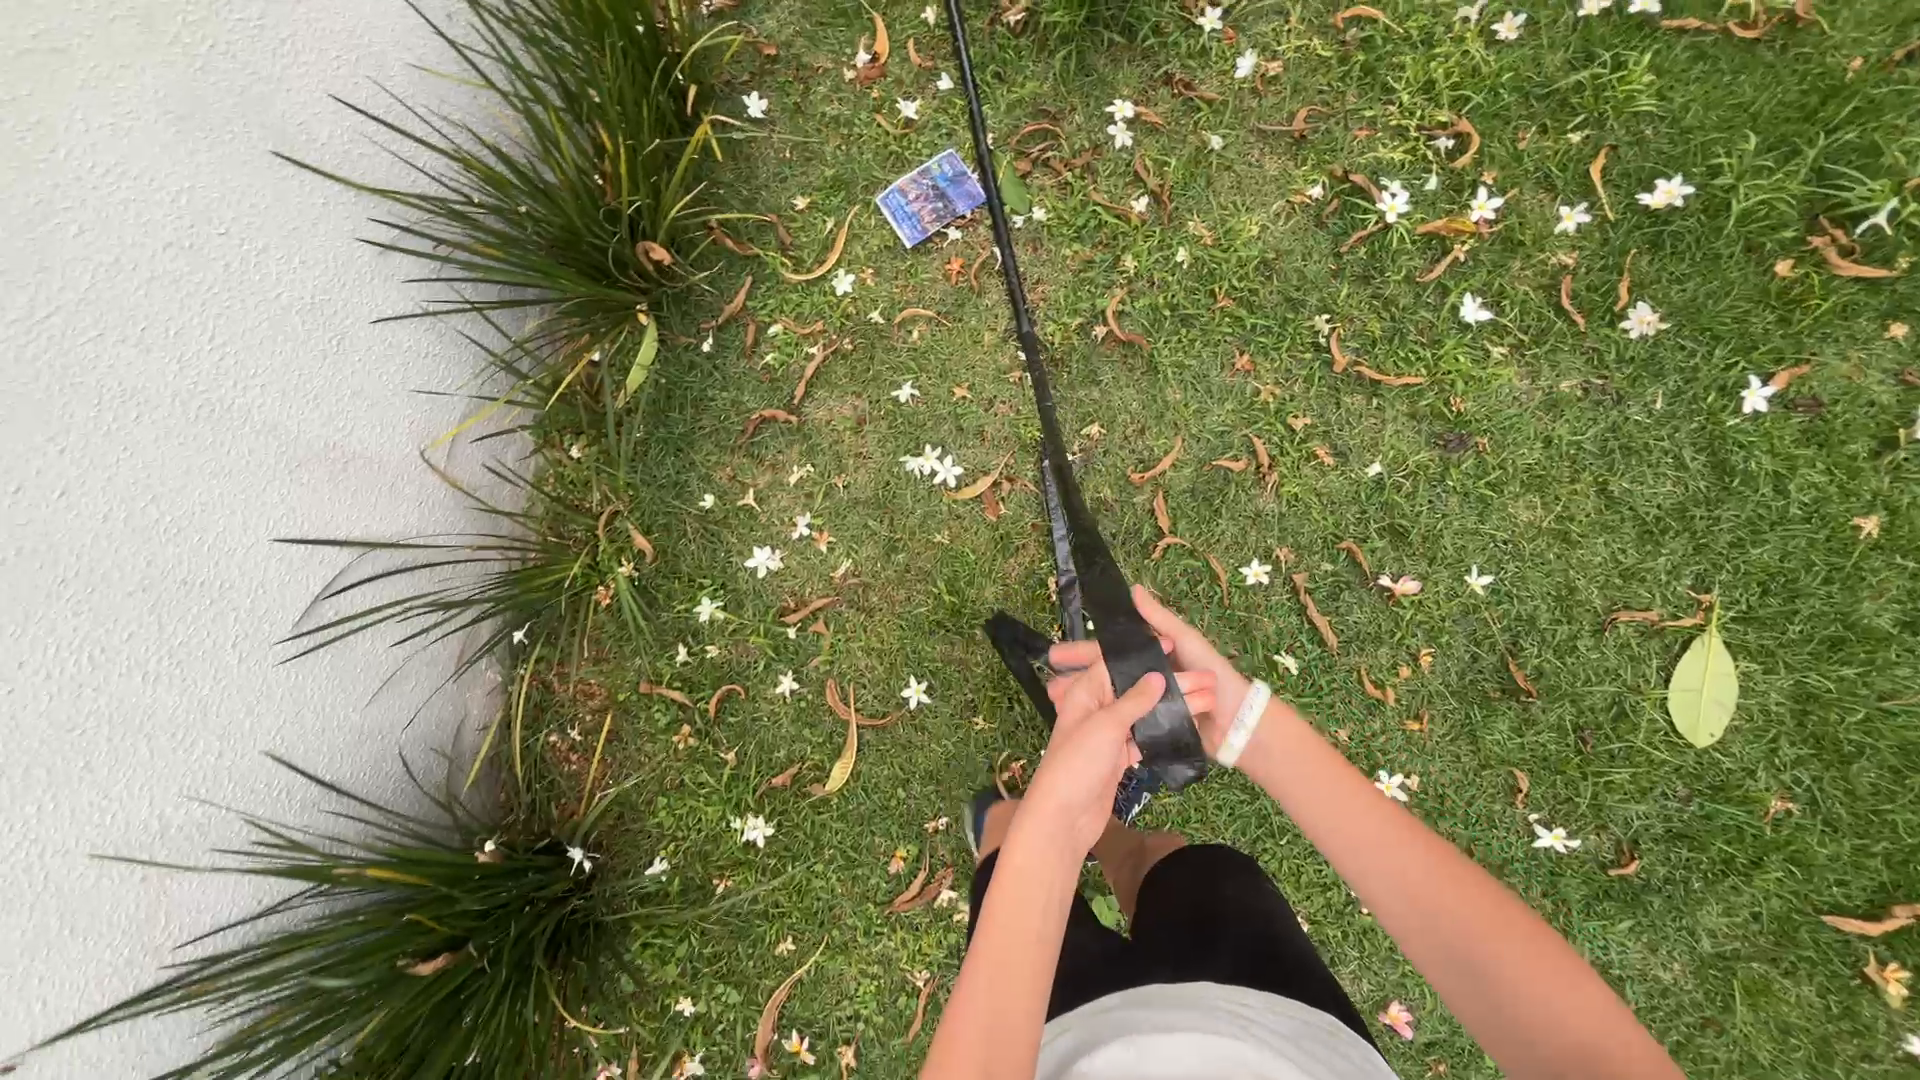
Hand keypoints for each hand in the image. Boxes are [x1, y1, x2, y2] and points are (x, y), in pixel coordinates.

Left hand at [1022, 668, 1215, 854]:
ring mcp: (1108, 735)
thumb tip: (1156, 676)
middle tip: (1207, 680)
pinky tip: (1189, 726)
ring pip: (1144, 715)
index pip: (1115, 664)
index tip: (1172, 647)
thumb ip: (1133, 701)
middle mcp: (1096, 709)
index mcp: (1086, 693)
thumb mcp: (1106, 725)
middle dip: (1171, 684)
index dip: (1143, 656)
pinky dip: (1164, 733)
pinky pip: (1144, 738)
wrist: (1064, 817)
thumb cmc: (1078, 762)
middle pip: (1136, 690)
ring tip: (1208, 701)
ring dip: (1173, 708)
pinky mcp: (1118, 758)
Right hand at [1046, 586, 1253, 758]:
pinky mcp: (1152, 729)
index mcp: (1151, 658)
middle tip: (1050, 687)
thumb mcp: (1186, 642)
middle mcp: (1144, 680)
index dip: (1081, 654)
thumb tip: (1134, 589)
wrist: (1239, 723)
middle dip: (1075, 681)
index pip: (1108, 653)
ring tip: (1059, 709)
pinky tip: (1082, 729)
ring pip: (1107, 702)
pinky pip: (1121, 725)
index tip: (1054, 656)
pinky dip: (1101, 725)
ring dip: (1083, 705)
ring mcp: (1146, 706)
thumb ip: (1160, 620)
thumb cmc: (1215, 676)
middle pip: (1102, 679)